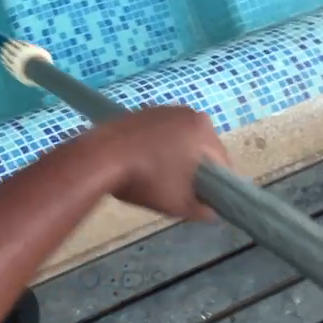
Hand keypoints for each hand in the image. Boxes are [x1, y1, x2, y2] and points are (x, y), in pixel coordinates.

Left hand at [84, 106, 229, 220]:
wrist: (100, 158)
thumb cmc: (146, 179)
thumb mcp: (180, 204)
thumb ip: (203, 210)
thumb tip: (211, 212)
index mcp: (203, 128)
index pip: (222, 162)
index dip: (218, 186)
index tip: (207, 201)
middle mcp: (186, 112)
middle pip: (201, 148)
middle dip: (196, 170)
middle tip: (183, 192)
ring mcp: (161, 109)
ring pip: (179, 141)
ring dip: (176, 159)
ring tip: (160, 180)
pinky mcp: (139, 113)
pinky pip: (159, 135)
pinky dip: (157, 149)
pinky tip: (144, 165)